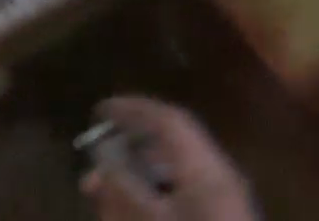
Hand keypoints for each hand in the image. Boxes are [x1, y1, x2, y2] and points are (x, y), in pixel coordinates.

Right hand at [82, 97, 254, 220]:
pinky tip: (125, 218)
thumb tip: (103, 154)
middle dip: (127, 151)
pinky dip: (151, 205)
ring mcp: (225, 212)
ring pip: (172, 182)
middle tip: (94, 159)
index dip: (131, 109)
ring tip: (101, 198)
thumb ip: (120, 183)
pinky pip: (181, 207)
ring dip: (134, 182)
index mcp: (209, 173)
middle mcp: (221, 184)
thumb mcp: (146, 219)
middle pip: (170, 152)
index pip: (169, 121)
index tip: (97, 112)